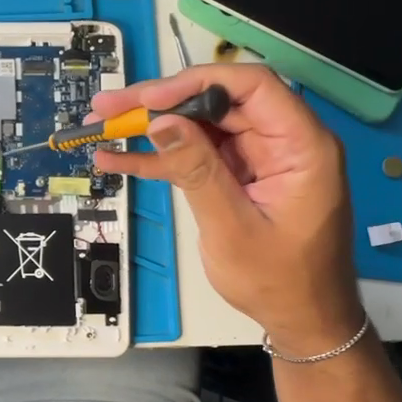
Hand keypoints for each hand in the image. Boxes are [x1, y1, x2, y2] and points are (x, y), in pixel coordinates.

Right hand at [90, 63, 363, 355]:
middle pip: (216, 103)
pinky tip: (116, 159)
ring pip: (198, 127)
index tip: (148, 98)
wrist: (301, 318)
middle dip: (160, 104)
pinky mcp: (235, 177)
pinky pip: (194, 157)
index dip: (196, 83)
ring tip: (100, 127)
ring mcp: (256, 159)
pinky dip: (157, 159)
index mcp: (300, 145)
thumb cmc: (279, 279)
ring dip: (149, 129)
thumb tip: (162, 123)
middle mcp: (280, 142)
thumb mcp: (233, 226)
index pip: (251, 87)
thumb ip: (198, 170)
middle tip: (108, 107)